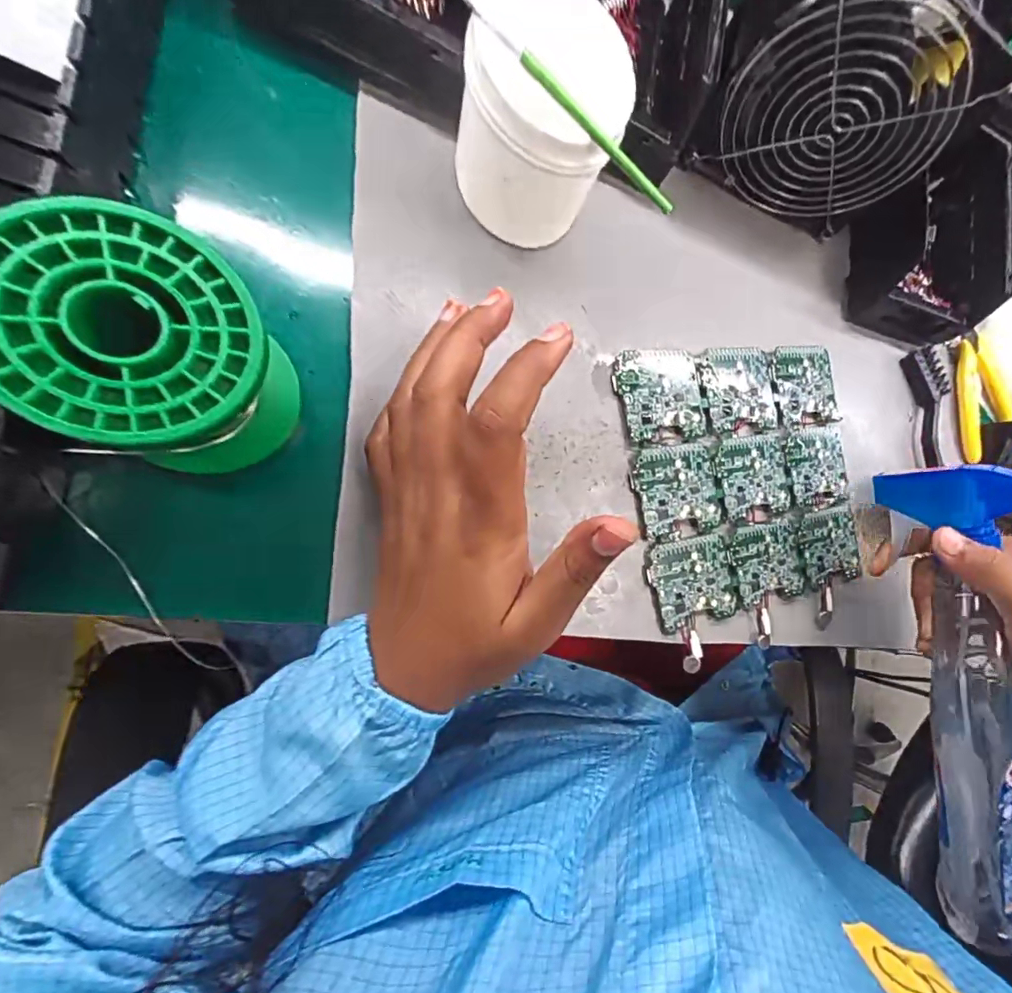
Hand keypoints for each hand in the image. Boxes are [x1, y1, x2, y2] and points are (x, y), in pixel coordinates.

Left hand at [366, 289, 638, 711]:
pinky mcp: (391, 497)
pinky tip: (422, 368)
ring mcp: (406, 490)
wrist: (400, 671)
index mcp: (481, 518)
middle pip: (441, 396)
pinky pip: (387, 431)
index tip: (557, 340)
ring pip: (409, 404)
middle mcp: (437, 492)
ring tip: (462, 310)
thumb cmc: (474, 647)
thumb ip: (575, 573)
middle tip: (502, 301)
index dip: (524, 374)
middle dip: (470, 339)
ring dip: (434, 350)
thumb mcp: (537, 625)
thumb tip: (624, 525)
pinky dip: (403, 388)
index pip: (497, 426)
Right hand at [870, 526, 1011, 698]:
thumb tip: (942, 536)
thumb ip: (990, 568)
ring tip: (935, 639)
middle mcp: (989, 568)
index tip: (885, 559)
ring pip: (931, 588)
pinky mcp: (971, 619)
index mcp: (1004, 553)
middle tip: (926, 620)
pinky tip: (936, 643)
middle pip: (932, 562)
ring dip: (925, 613)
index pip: (950, 530)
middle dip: (921, 590)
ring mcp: (979, 594)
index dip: (915, 538)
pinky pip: (937, 612)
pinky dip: (929, 627)